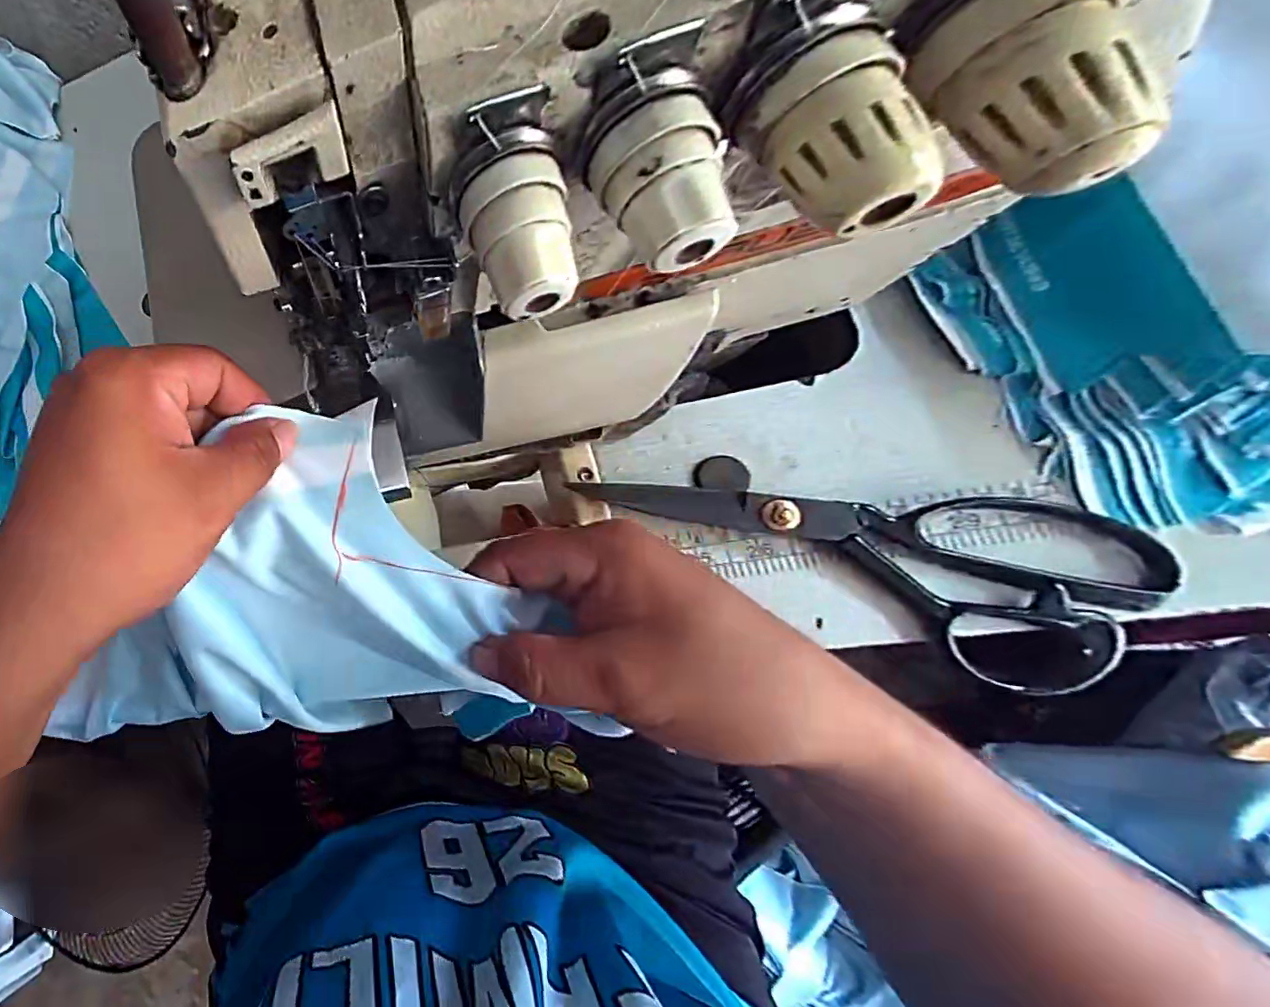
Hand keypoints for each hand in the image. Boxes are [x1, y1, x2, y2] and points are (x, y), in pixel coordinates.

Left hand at [0, 345, 294, 647]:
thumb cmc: (127, 543)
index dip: (252, 404)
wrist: (39, 608)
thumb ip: (257, 453)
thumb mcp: (212, 494)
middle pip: (183, 389)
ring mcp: (69, 415)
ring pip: (157, 417)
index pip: (213, 368)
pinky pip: (128, 437)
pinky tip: (163, 503)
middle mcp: (90, 381)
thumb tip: (281, 429)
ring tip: (198, 499)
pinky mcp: (62, 448)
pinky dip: (158, 461)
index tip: (271, 446)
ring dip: (190, 452)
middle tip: (234, 481)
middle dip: (218, 433)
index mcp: (126, 376)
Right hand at [467, 519, 897, 767]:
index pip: (512, 556)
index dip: (476, 594)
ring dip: (535, 643)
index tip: (456, 641)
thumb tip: (473, 654)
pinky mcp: (636, 612)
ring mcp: (624, 583)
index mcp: (601, 549)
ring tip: (529, 686)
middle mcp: (608, 555)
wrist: (813, 719)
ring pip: (551, 606)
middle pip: (528, 578)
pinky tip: (569, 686)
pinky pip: (577, 624)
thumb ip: (538, 665)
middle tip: (490, 674)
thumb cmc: (717, 684)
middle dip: (505, 624)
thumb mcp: (617, 680)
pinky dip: (562, 652)